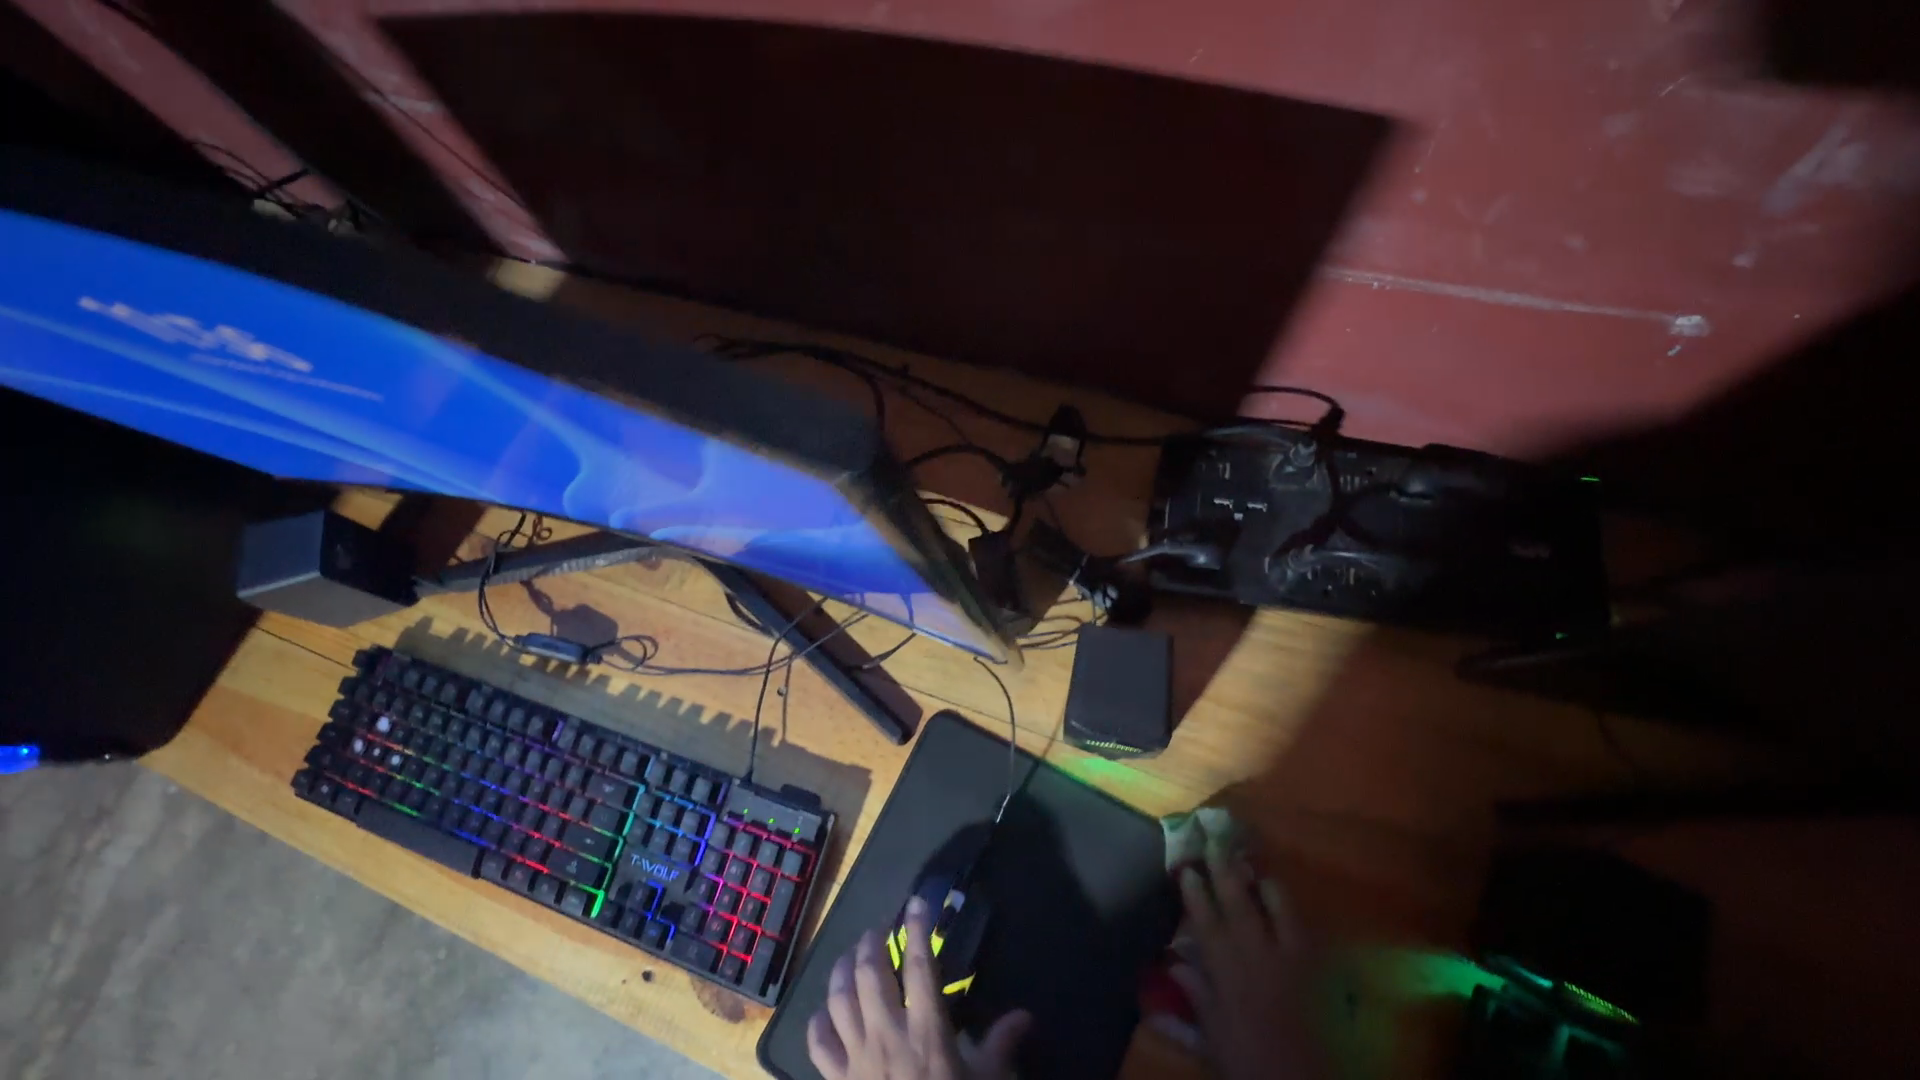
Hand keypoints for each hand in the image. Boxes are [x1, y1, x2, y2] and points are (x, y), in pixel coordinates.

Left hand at [807, 896, 1031, 1079]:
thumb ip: (1001, 1046)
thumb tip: (1026, 1016)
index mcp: (926, 1031)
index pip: (918, 966)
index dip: (917, 929)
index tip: (916, 903)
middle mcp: (886, 1035)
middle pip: (870, 973)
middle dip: (871, 943)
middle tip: (878, 930)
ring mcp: (857, 1058)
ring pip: (839, 999)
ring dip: (842, 970)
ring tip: (850, 955)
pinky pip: (818, 1046)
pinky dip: (817, 1023)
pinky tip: (824, 1012)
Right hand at [1174, 851, 1322, 1079]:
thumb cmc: (1250, 1063)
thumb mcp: (1215, 1037)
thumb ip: (1199, 997)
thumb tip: (1175, 964)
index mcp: (1228, 974)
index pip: (1207, 924)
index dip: (1195, 894)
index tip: (1186, 869)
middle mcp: (1258, 958)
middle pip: (1239, 906)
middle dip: (1225, 874)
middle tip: (1215, 844)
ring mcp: (1291, 961)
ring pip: (1276, 910)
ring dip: (1262, 885)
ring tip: (1252, 866)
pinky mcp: (1316, 971)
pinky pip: (1302, 929)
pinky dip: (1289, 910)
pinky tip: (1282, 902)